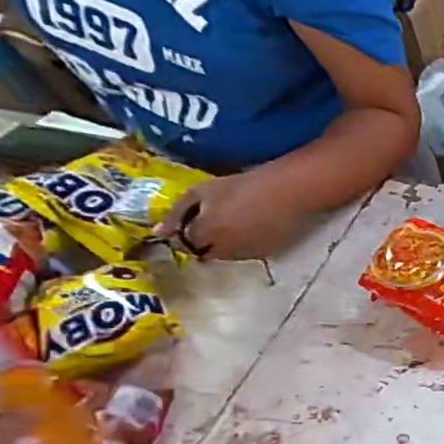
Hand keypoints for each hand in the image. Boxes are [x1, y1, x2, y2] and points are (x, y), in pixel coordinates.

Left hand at [155, 172, 308, 261]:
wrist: (285, 192)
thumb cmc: (241, 186)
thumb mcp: (201, 191)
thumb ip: (177, 212)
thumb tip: (158, 233)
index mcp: (206, 233)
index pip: (185, 242)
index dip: (185, 232)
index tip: (191, 221)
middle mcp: (223, 250)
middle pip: (204, 254)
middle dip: (203, 242)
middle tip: (212, 223)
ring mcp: (245, 255)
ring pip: (226, 257)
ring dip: (223, 245)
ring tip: (233, 225)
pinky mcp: (265, 256)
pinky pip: (246, 255)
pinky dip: (243, 246)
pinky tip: (251, 229)